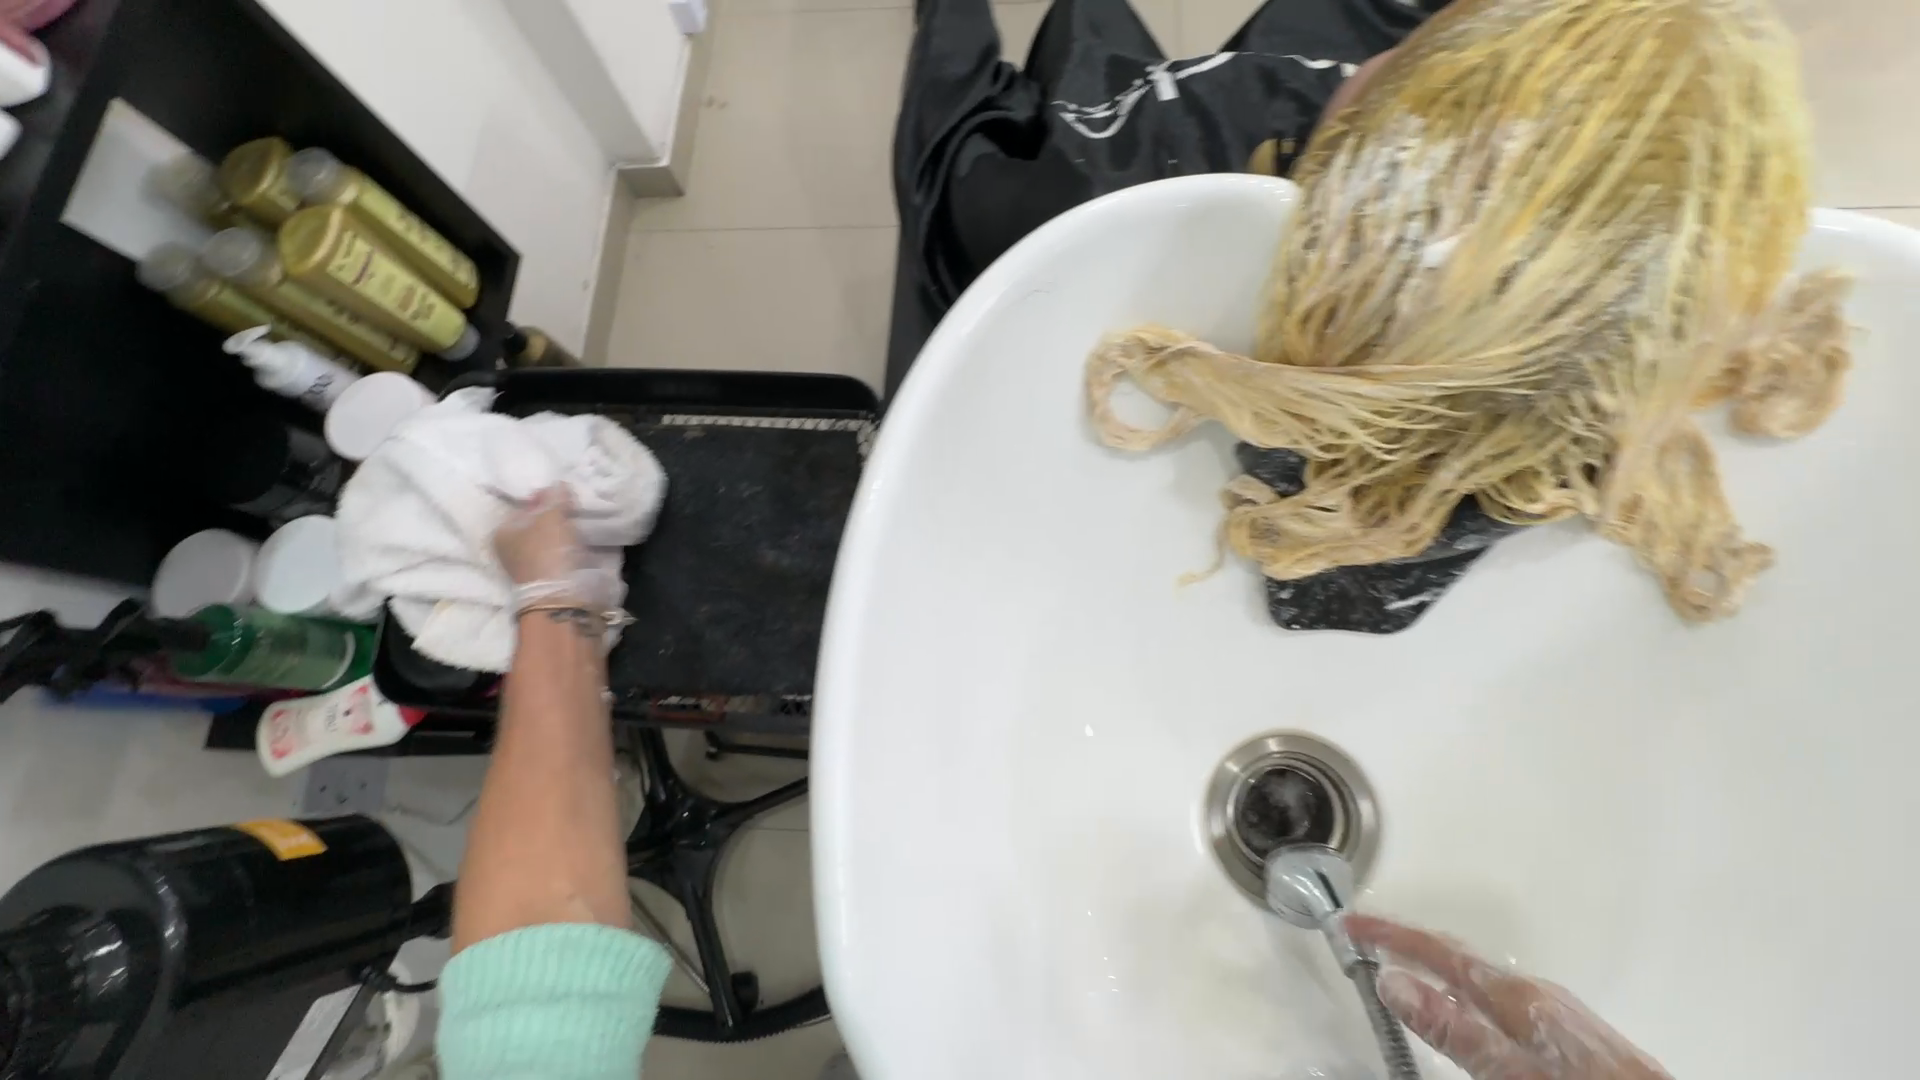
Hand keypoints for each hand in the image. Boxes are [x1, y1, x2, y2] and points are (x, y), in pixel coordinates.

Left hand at [495, 485, 584, 588]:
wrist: (561, 596)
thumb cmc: (548, 551)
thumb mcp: (552, 517)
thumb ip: (555, 498)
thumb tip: (558, 484)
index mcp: (501, 532)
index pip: (522, 506)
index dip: (543, 498)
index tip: (564, 496)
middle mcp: (509, 548)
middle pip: (535, 523)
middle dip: (554, 515)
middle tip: (574, 508)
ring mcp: (527, 564)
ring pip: (547, 538)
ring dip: (562, 531)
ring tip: (580, 523)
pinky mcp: (545, 575)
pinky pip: (557, 552)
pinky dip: (567, 546)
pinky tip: (580, 541)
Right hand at [1345, 915, 1671, 1079]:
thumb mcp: (1512, 1073)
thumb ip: (1455, 1030)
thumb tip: (1390, 980)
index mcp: (1512, 994)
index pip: (1435, 950)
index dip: (1387, 933)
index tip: (1346, 922)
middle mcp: (1530, 990)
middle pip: (1455, 953)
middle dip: (1405, 941)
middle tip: (1363, 937)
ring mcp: (1552, 1008)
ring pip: (1477, 973)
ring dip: (1433, 963)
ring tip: (1403, 966)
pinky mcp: (1567, 1030)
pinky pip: (1495, 992)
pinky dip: (1461, 986)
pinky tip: (1466, 1009)